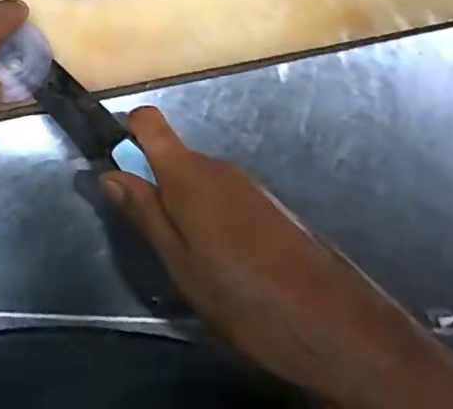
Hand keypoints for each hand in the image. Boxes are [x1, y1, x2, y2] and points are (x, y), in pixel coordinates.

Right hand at [101, 107, 452, 408]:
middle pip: (172, 157)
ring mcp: (249, 186)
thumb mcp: (180, 263)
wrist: (344, 330)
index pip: (148, 121)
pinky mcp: (272, 208)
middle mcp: (218, 167)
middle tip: (158, 237)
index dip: (126, 133)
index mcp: (188, 174)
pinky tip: (230, 268)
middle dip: (157, 186)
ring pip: (199, 182)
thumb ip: (143, 213)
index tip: (118, 165)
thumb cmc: (246, 296)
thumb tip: (109, 174)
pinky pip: (226, 199)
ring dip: (188, 209)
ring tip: (198, 263)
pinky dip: (216, 221)